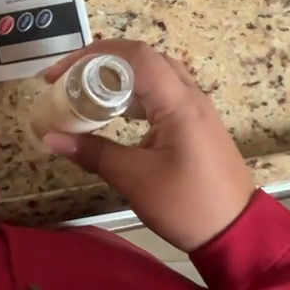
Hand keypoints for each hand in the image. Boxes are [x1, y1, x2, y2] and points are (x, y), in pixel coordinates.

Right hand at [38, 40, 255, 251]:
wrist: (238, 234)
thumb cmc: (187, 205)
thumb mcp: (135, 179)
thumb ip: (93, 153)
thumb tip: (50, 138)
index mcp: (178, 103)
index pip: (134, 56)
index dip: (92, 55)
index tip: (60, 74)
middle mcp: (190, 96)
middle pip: (143, 57)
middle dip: (101, 60)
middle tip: (69, 78)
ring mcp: (196, 109)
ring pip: (154, 72)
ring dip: (118, 73)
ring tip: (86, 89)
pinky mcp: (196, 123)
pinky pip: (162, 90)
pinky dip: (133, 90)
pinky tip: (115, 109)